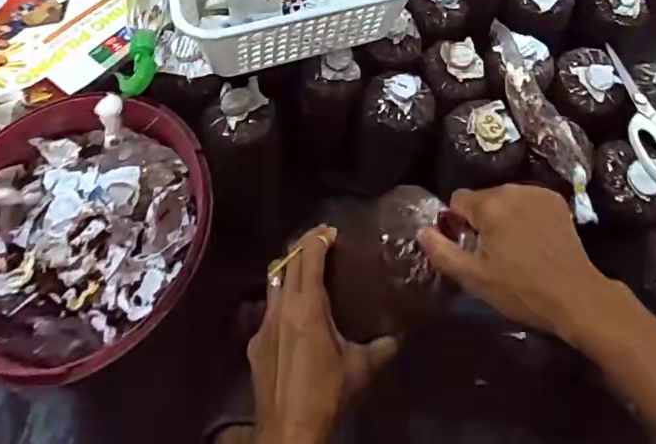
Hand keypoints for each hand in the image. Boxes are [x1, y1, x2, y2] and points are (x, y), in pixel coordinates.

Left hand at [248, 226, 398, 443]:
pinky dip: (280, 299)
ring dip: (289, 269)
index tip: (333, 232)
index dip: (319, 238)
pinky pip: (267, 309)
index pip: (308, 255)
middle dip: (303, 246)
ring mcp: (264, 326)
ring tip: (307, 271)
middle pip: (287, 261)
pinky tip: (293, 314)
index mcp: (308, 306)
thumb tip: (401, 334)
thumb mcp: (361, 368)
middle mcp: (282, 308)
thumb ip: (382, 346)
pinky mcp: (254, 344)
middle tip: (322, 242)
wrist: (287, 434)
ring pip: (272, 281)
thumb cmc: (326, 394)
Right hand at [417, 185, 623, 342]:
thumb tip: (423, 230)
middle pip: (483, 198)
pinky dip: (525, 214)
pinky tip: (533, 239)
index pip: (458, 199)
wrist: (574, 294)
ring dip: (503, 216)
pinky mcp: (555, 199)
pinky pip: (528, 201)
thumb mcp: (474, 278)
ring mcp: (537, 191)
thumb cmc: (521, 289)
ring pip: (506, 198)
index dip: (457, 223)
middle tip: (491, 253)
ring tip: (513, 248)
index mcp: (489, 203)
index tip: (468, 246)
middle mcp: (512, 188)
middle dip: (482, 220)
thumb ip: (442, 252)